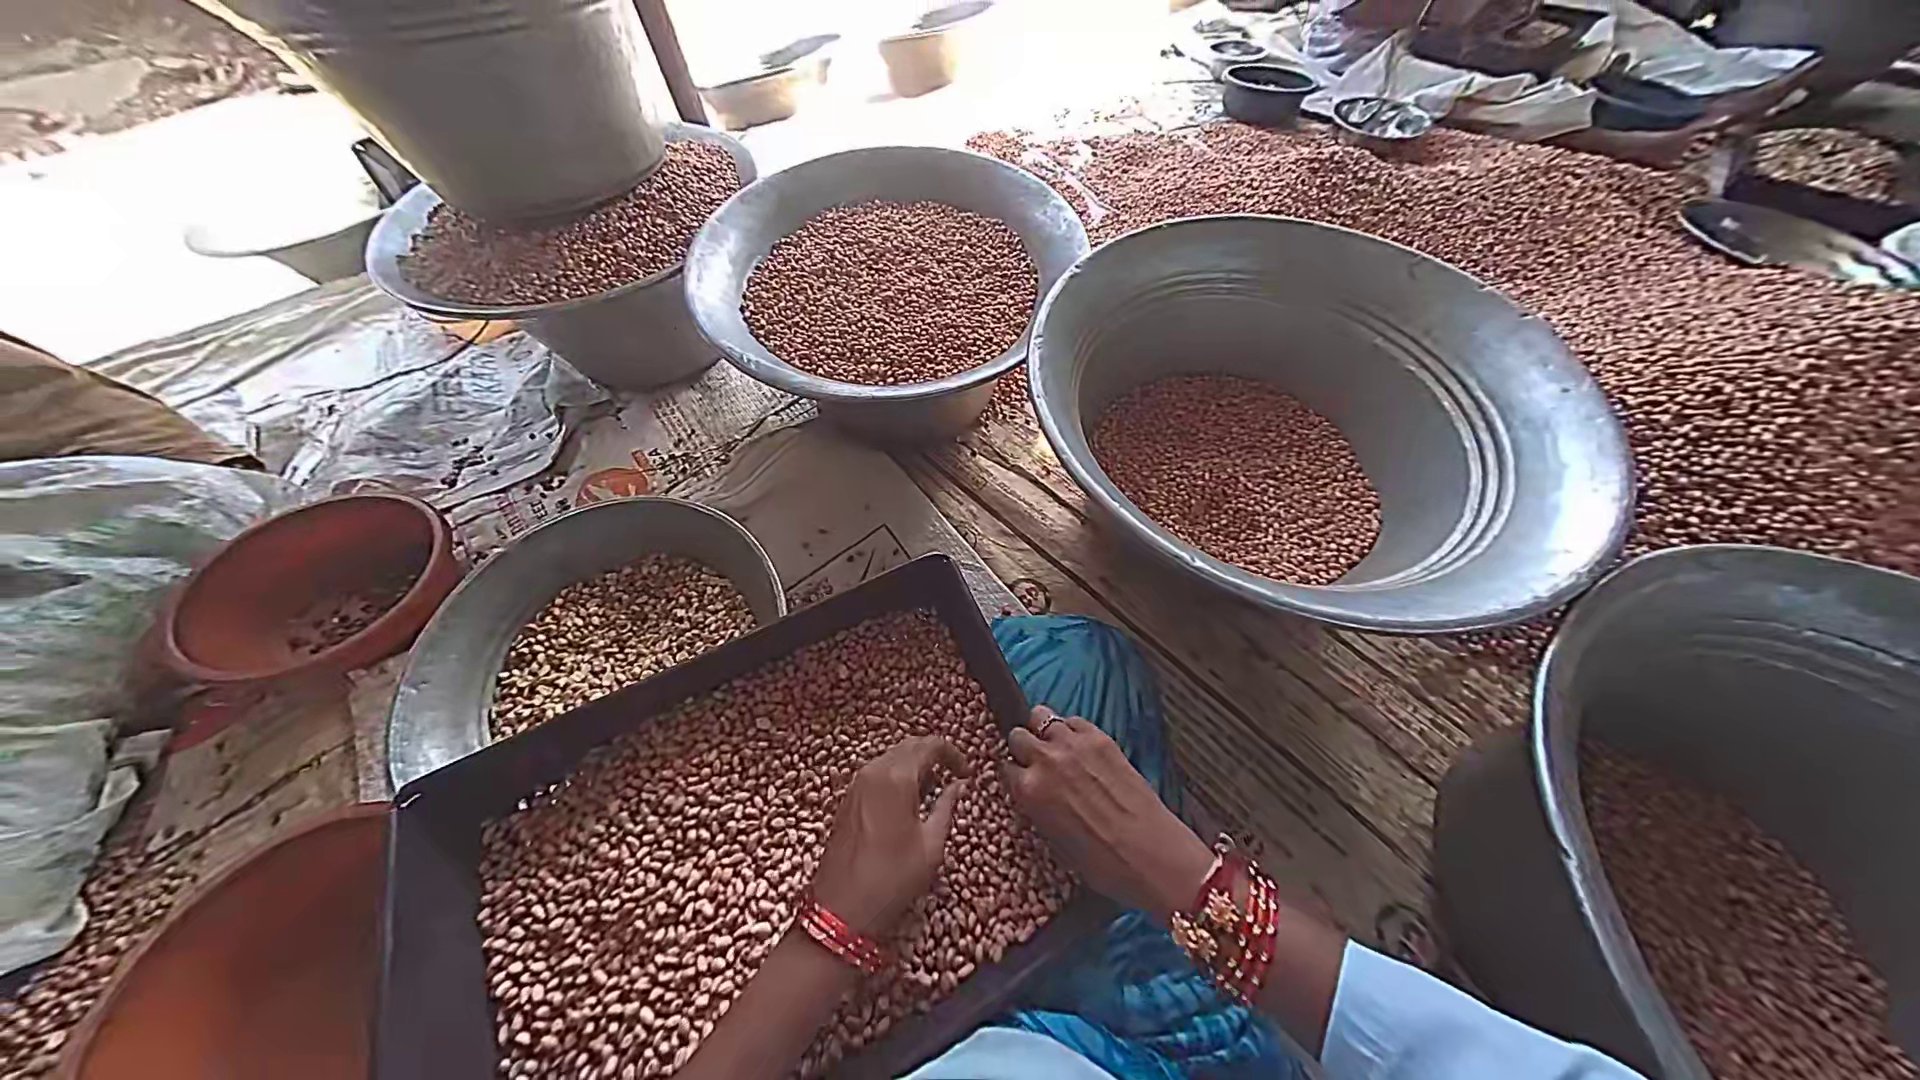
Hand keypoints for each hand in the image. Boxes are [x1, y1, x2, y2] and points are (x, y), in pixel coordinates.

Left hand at [809, 736, 972, 936]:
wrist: (840, 910)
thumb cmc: (891, 879)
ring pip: (892, 757)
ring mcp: (857, 784)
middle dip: (934, 755)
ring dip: (915, 766)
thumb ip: (947, 806)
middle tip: (953, 777)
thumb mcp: (931, 844)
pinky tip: (908, 802)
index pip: (930, 745)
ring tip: (933, 791)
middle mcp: (873, 771)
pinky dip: (897, 776)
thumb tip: (958, 785)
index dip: (953, 754)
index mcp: (896, 777)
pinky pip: (877, 773)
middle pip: (909, 746)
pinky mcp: (848, 798)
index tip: (966, 774)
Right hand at [1004, 706, 1213, 922]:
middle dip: (1023, 747)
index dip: (1014, 774)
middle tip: (1035, 760)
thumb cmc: (1103, 864)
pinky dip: (1072, 729)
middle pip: (1018, 735)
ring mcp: (1074, 744)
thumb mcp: (1055, 844)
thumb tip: (1035, 796)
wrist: (1153, 855)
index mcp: (1030, 791)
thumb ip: (1038, 810)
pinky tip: (1081, 746)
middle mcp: (1046, 760)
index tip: (1020, 778)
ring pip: (1042, 716)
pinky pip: (1074, 720)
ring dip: (1044, 731)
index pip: (1005, 768)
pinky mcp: (1101, 737)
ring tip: (1056, 746)